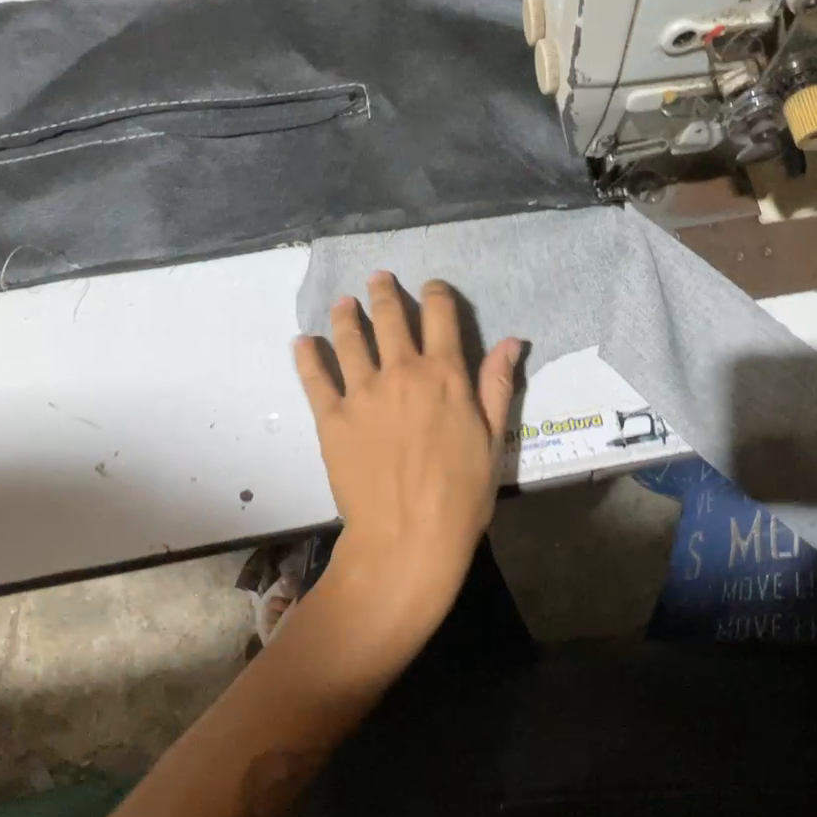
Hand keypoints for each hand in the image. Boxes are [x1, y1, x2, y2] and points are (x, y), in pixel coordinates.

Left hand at [294, 271, 520, 624]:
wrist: (408, 537)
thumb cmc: (462, 494)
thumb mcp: (494, 439)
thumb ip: (498, 386)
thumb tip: (513, 340)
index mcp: (445, 374)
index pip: (441, 315)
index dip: (436, 293)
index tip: (431, 286)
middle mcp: (402, 372)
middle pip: (391, 318)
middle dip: (385, 292)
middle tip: (378, 279)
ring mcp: (362, 393)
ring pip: (351, 339)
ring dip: (347, 315)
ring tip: (344, 302)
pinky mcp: (331, 418)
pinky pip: (315, 377)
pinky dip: (307, 355)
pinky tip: (303, 342)